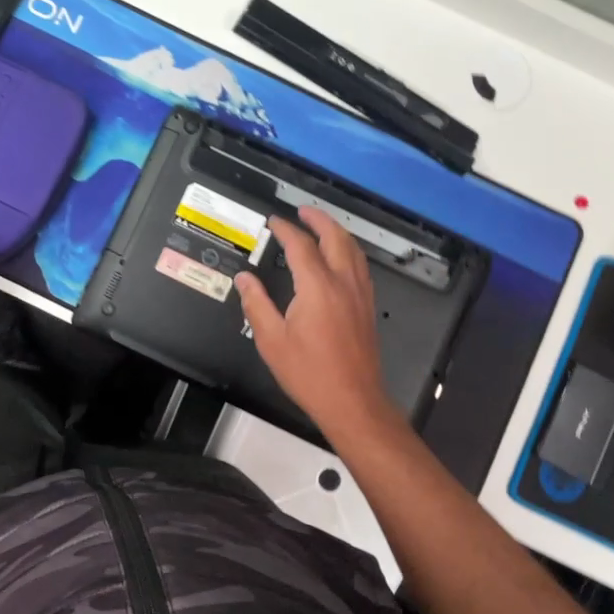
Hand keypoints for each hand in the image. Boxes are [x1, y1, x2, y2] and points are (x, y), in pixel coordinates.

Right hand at [235, 208, 396, 441]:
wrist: (353, 402)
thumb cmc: (309, 373)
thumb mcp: (272, 340)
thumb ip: (256, 304)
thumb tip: (244, 279)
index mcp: (317, 287)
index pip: (300, 246)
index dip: (285, 229)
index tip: (273, 222)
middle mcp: (343, 283)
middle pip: (335, 237)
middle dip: (318, 219)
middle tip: (302, 211)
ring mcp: (360, 294)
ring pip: (353, 250)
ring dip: (336, 231)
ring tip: (321, 226)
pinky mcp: (368, 307)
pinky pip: (360, 266)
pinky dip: (348, 250)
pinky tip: (340, 257)